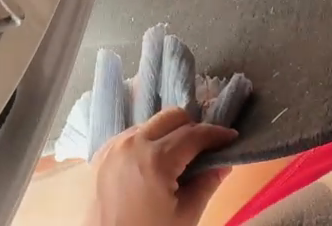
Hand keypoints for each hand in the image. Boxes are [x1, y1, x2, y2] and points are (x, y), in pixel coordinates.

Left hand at [85, 108, 237, 225]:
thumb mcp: (183, 219)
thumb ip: (205, 186)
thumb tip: (224, 163)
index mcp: (156, 159)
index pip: (194, 134)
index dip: (216, 134)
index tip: (231, 136)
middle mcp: (133, 142)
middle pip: (172, 116)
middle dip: (192, 127)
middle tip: (204, 148)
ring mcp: (114, 144)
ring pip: (150, 123)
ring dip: (168, 133)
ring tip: (177, 159)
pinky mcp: (101, 151)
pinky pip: (131, 135)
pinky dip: (147, 141)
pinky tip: (152, 164)